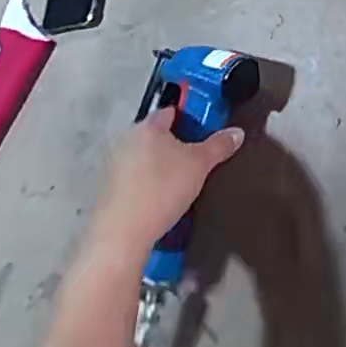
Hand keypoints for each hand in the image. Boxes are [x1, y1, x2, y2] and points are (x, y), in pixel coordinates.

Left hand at [91, 107, 243, 250]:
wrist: (122, 236)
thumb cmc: (162, 189)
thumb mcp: (201, 164)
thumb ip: (220, 145)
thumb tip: (236, 133)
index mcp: (148, 127)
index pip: (171, 110)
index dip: (190, 115)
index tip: (205, 126)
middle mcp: (127, 142)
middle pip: (157, 135)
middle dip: (177, 142)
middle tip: (198, 154)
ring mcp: (114, 168)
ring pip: (146, 158)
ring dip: (162, 165)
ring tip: (183, 180)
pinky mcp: (108, 193)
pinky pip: (136, 180)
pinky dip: (149, 185)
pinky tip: (164, 199)